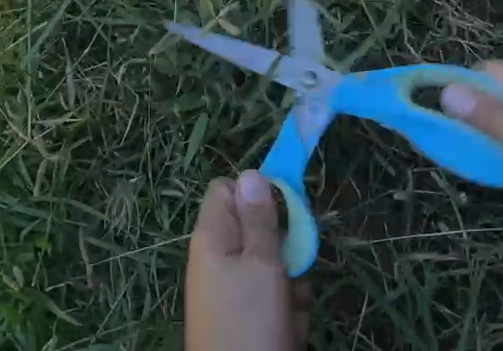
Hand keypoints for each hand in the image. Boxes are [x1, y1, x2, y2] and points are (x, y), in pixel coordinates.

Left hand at [184, 171, 304, 350]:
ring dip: (290, 286)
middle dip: (284, 249)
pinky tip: (286, 331)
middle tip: (289, 273)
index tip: (282, 212)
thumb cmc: (250, 323)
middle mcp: (218, 257)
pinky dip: (285, 312)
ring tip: (287, 311)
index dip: (255, 195)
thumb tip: (251, 171)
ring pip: (272, 266)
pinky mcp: (246, 317)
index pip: (228, 190)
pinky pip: (272, 298)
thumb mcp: (260, 264)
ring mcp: (231, 289)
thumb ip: (260, 218)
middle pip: (258, 229)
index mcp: (212, 236)